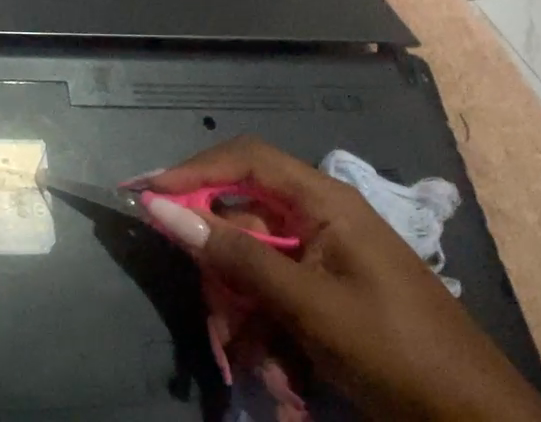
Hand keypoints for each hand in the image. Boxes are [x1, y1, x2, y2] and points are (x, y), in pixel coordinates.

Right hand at [138, 139, 540, 421]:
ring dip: (245, 319)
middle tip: (220, 331)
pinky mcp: (327, 297)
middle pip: (240, 224)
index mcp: (324, 202)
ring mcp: (325, 260)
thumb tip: (160, 206)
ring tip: (261, 371)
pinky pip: (274, 300)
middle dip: (222, 278)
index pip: (244, 159)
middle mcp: (319, 220)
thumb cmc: (395, 350)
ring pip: (252, 270)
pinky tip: (284, 382)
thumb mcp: (307, 304)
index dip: (191, 171)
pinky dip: (267, 336)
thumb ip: (233, 254)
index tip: (145, 194)